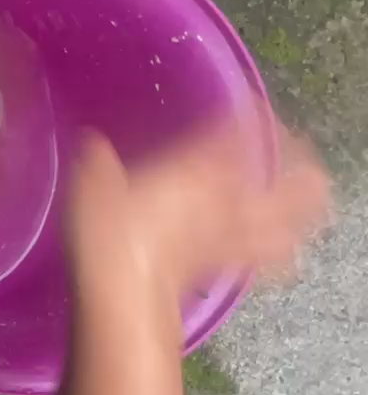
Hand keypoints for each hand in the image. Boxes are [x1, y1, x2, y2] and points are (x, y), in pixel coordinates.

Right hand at [66, 115, 330, 313]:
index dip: (248, 116)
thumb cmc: (105, 231)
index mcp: (199, 170)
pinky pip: (279, 253)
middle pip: (294, 173)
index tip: (246, 104)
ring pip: (302, 212)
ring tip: (302, 187)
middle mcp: (233, 197)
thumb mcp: (87, 184)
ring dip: (309, 198)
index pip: (238, 134)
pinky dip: (288, 244)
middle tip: (286, 145)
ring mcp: (241, 232)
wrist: (124, 290)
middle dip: (298, 157)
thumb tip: (91, 139)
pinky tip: (284, 241)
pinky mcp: (236, 263)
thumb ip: (96, 159)